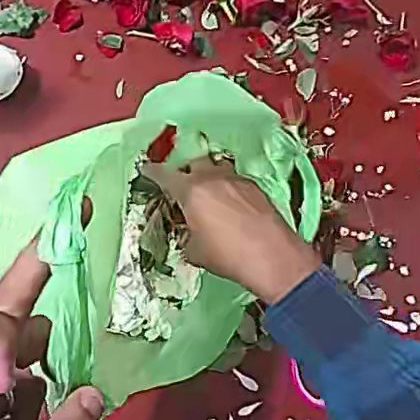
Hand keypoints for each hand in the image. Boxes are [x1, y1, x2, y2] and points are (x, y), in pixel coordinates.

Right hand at [138, 157, 320, 303]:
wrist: (272, 256)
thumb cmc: (227, 255)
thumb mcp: (196, 252)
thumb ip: (187, 236)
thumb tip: (190, 235)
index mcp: (191, 191)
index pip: (164, 175)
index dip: (153, 172)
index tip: (147, 170)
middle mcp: (212, 178)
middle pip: (193, 163)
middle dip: (185, 172)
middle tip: (182, 188)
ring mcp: (236, 179)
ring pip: (216, 168)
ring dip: (209, 177)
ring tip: (208, 196)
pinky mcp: (255, 187)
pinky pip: (234, 180)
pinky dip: (227, 187)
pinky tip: (231, 206)